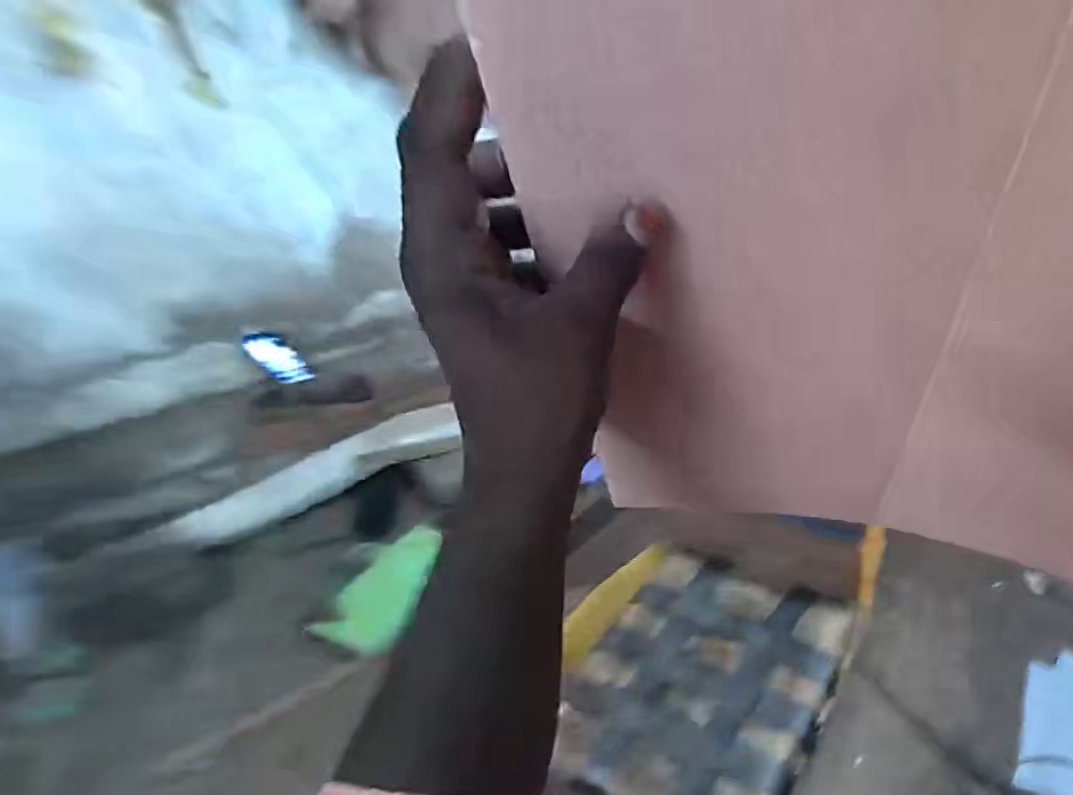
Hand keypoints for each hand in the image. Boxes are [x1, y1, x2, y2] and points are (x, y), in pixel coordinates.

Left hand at [397, 37, 657, 503]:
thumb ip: (608, 264)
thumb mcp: (579, 327)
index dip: (448, 92)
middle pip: (456, 177)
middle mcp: (441, 261)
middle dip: (508, 154)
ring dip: (532, 202)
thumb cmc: (539, 401)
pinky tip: (589, 253)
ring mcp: (464, 288)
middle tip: (565, 139)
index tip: (480, 47)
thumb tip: (645, 211)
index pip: (427, 147)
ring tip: (586, 195)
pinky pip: (511, 255)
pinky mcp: (490, 312)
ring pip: (487, 219)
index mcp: (442, 255)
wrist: (522, 469)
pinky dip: (544, 243)